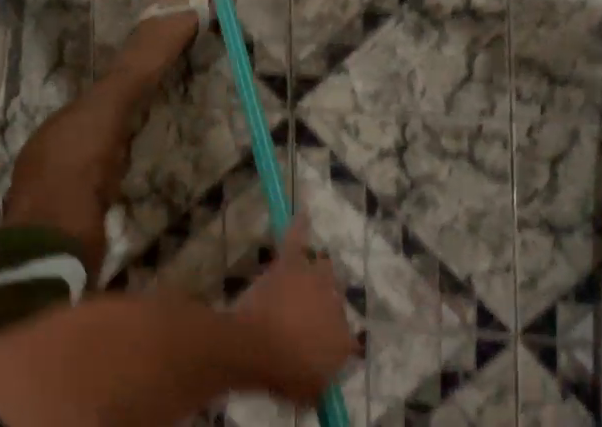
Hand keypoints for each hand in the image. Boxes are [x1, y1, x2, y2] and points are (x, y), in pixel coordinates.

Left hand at [234, 217, 357, 405]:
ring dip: (316, 274)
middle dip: (322, 305)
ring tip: (302, 281)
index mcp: (343, 341)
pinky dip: (299, 226)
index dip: (328, 339)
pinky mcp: (290, 267)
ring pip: (323, 270)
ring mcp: (313, 283)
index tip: (313, 344)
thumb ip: (319, 382)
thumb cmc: (282, 373)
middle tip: (302, 315)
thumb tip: (319, 380)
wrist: (256, 347)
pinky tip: (303, 211)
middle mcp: (335, 307)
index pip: (344, 337)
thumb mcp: (308, 391)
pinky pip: (297, 241)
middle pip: (335, 299)